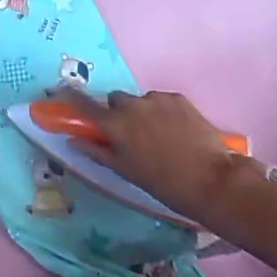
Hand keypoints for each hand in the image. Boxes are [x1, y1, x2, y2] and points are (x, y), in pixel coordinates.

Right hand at [58, 89, 265, 227]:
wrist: (216, 182)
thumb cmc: (166, 183)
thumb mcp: (127, 172)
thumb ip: (98, 152)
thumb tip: (75, 140)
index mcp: (114, 125)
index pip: (82, 104)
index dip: (69, 98)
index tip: (60, 93)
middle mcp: (130, 106)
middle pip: (115, 100)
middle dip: (118, 112)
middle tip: (130, 134)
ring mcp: (155, 100)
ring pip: (140, 101)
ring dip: (142, 113)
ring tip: (161, 136)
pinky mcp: (177, 99)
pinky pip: (161, 101)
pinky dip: (163, 112)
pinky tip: (178, 132)